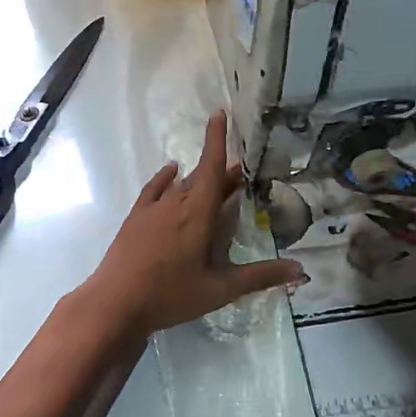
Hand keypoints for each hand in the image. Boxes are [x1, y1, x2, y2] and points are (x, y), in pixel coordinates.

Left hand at [82, 110, 303, 334]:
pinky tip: (170, 173)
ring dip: (199, 178)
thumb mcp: (221, 289)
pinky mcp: (135, 220)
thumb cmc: (171, 294)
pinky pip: (154, 190)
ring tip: (214, 178)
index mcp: (198, 213)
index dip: (216, 139)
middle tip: (239, 174)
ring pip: (181, 185)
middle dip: (221, 173)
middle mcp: (176, 203)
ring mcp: (152, 210)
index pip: (211, 167)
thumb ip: (260, 276)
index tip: (219, 113)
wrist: (115, 303)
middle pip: (202, 178)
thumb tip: (301, 270)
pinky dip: (165, 179)